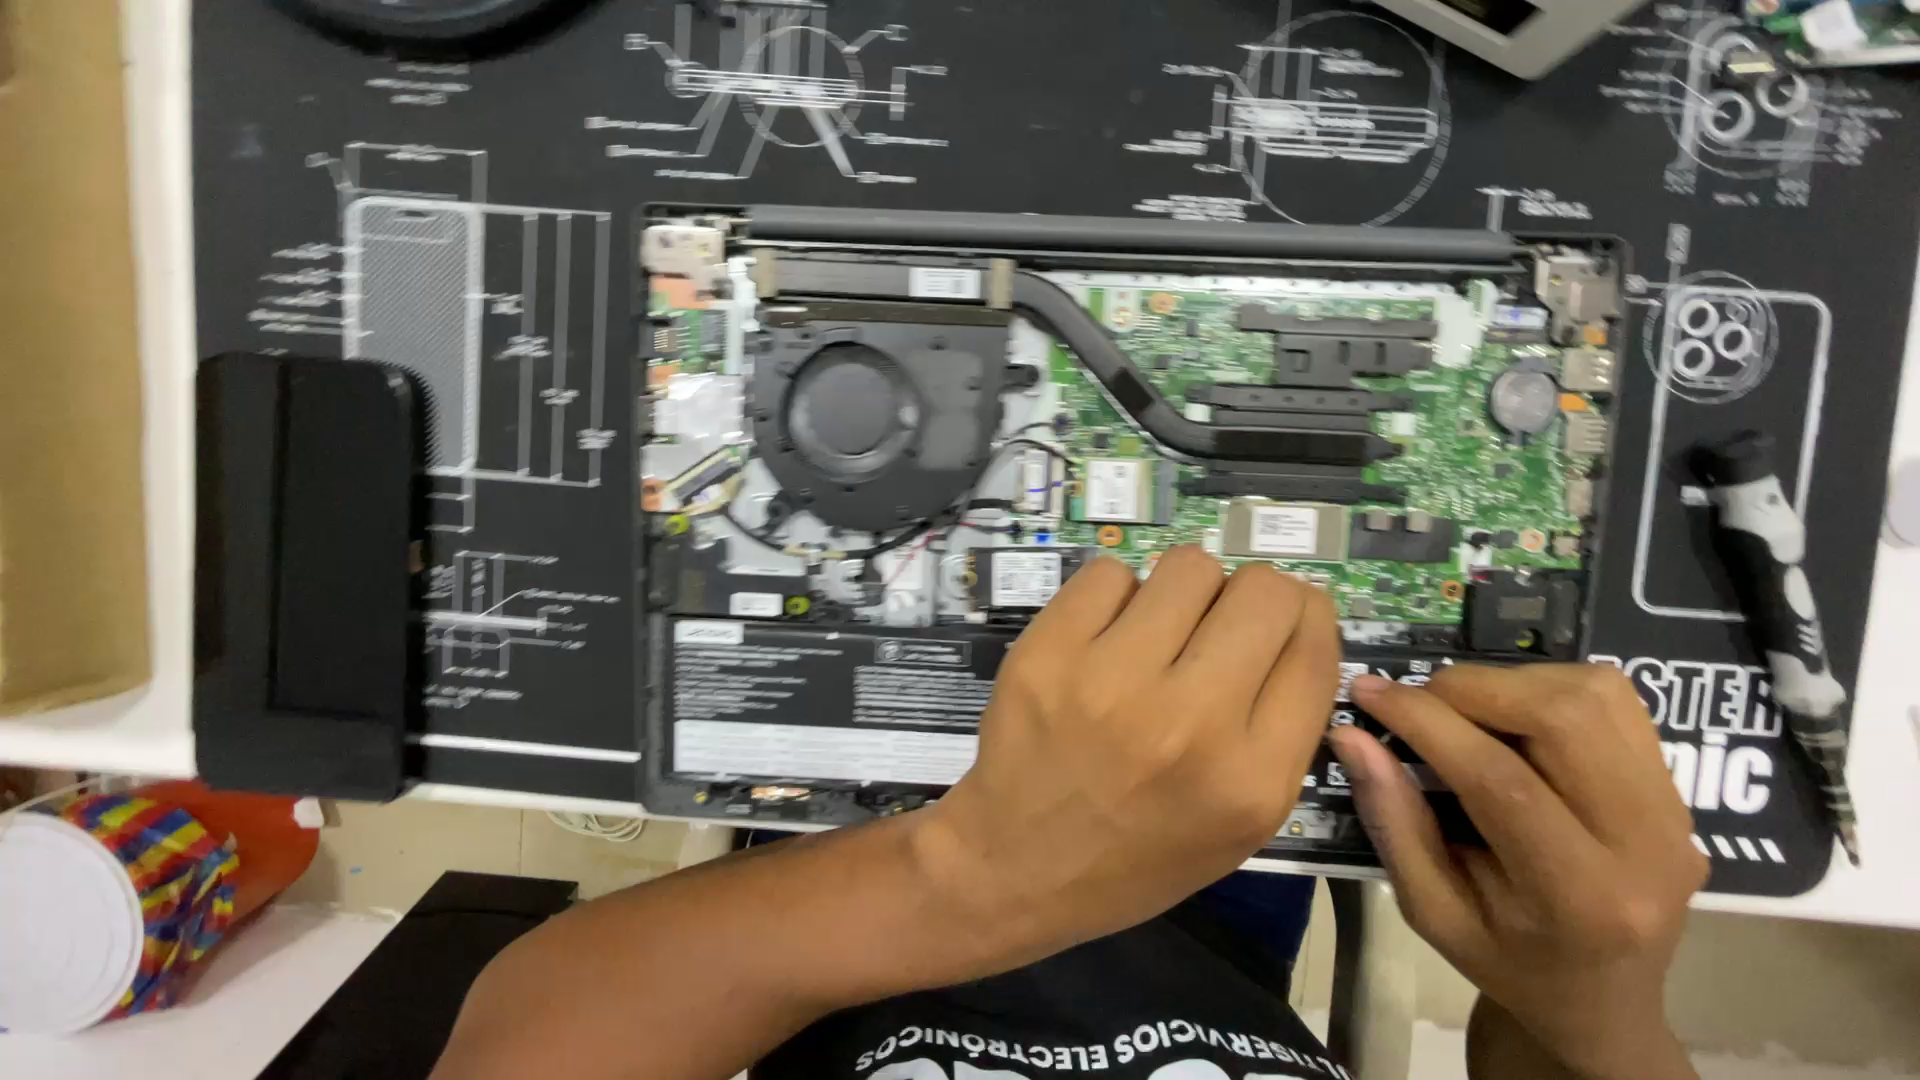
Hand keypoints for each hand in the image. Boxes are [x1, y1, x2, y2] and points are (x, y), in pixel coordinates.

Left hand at [913, 547, 1339, 965]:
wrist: (1018, 865)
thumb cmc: (1137, 854)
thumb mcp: (1242, 824)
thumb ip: (1282, 729)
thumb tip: (1295, 623)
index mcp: (1253, 777)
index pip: (1313, 643)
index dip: (1305, 615)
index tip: (1280, 620)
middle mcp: (1190, 721)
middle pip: (1262, 591)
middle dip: (1250, 596)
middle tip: (1216, 623)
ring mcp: (1111, 679)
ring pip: (1189, 566)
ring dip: (1183, 590)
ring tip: (1157, 629)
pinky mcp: (1048, 652)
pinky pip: (1111, 572)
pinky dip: (1116, 594)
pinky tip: (1103, 635)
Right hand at [1329, 666, 1707, 1079]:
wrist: (1602, 997)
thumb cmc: (1504, 959)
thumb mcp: (1428, 909)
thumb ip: (1392, 819)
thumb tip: (1350, 734)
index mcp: (1580, 896)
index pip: (1498, 778)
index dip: (1424, 721)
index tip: (1366, 691)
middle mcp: (1647, 845)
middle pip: (1563, 717)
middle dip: (1471, 690)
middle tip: (1421, 704)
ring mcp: (1675, 810)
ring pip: (1592, 693)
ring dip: (1509, 683)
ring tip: (1464, 712)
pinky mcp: (1678, 785)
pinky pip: (1613, 698)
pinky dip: (1548, 686)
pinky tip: (1512, 717)